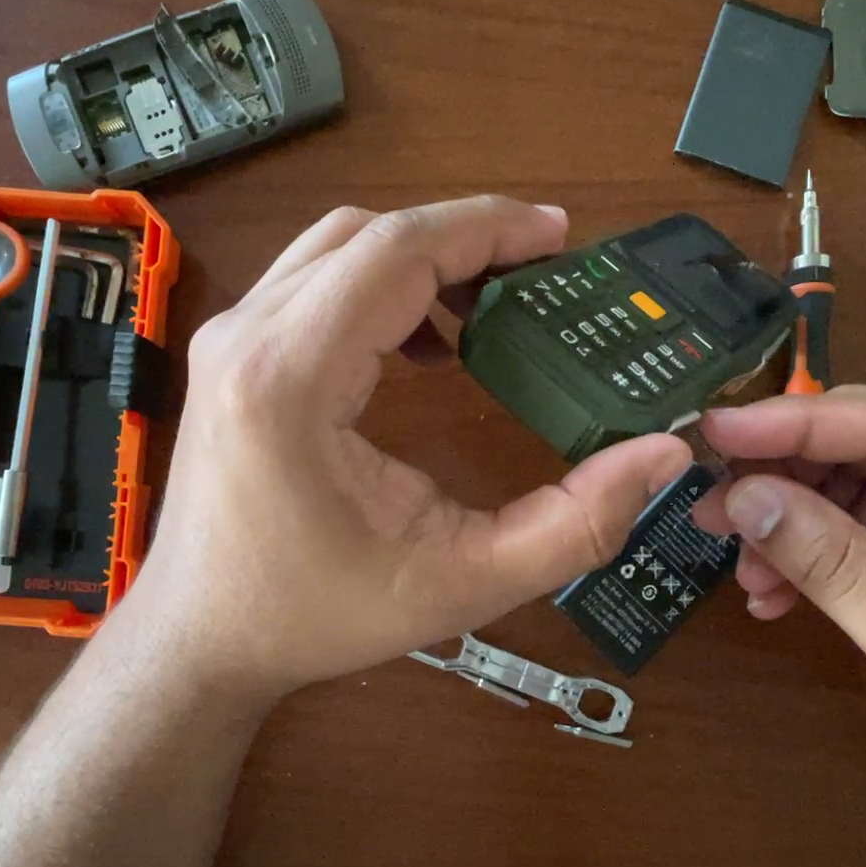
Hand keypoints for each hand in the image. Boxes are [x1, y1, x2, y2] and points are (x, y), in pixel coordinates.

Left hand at [118, 196, 691, 700]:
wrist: (203, 637)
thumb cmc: (318, 616)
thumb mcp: (460, 584)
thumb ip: (572, 525)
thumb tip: (663, 452)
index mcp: (289, 380)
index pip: (395, 254)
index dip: (487, 229)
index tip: (560, 238)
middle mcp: (247, 337)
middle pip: (366, 236)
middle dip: (464, 238)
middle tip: (542, 270)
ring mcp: (229, 339)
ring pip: (335, 249)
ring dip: (420, 260)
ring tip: (491, 305)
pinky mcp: (231, 355)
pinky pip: (312, 284)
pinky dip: (379, 289)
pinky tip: (425, 347)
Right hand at [692, 386, 865, 783]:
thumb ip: (840, 571)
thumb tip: (743, 500)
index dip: (794, 423)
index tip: (712, 429)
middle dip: (785, 476)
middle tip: (709, 514)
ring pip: (859, 469)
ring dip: (795, 516)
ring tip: (751, 575)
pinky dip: (820, 540)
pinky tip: (782, 585)